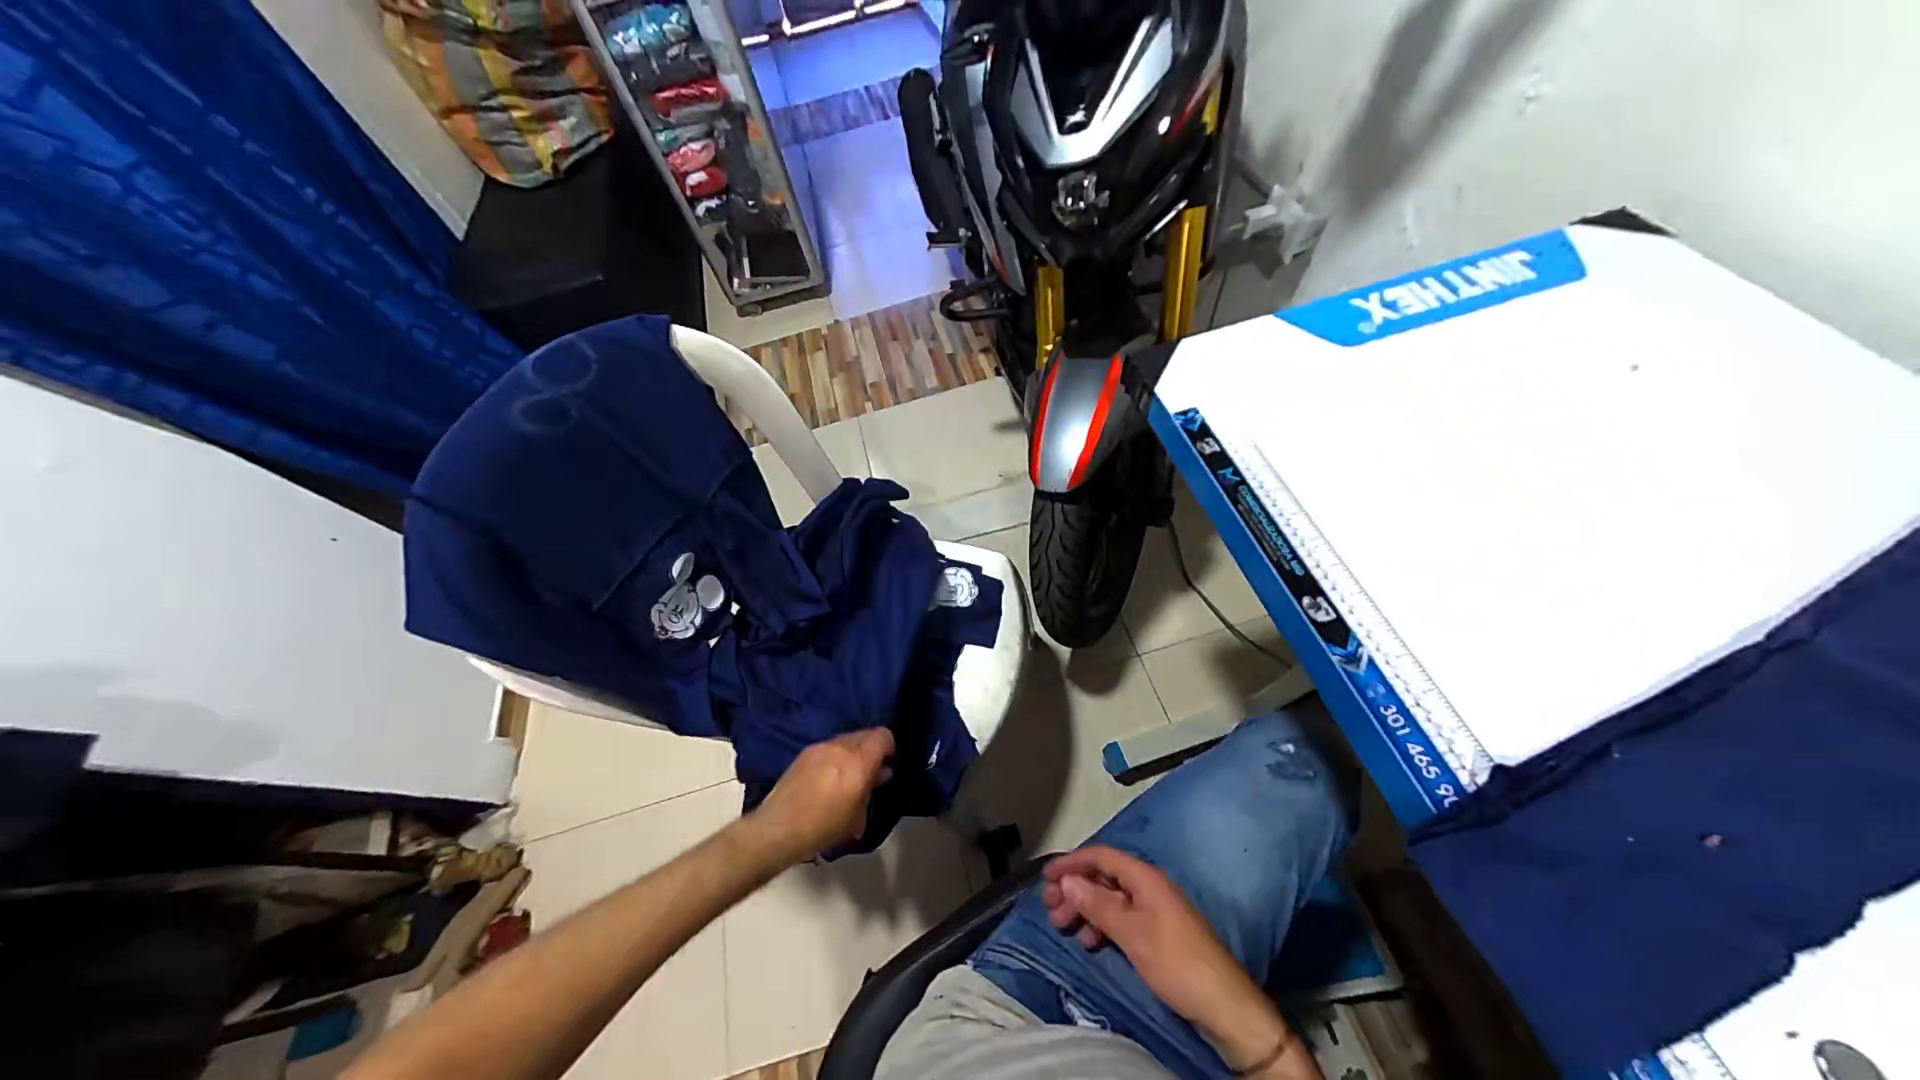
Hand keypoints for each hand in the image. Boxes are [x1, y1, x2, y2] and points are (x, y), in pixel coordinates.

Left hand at [748, 729, 893, 863]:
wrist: (779, 829)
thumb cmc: (824, 827)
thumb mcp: (857, 815)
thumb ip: (871, 789)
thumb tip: (879, 774)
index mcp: (859, 761)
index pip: (883, 736)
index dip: (889, 748)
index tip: (886, 766)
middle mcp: (840, 747)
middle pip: (865, 734)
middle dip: (870, 750)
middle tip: (869, 773)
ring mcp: (819, 747)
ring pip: (845, 740)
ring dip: (852, 753)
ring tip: (846, 778)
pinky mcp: (803, 753)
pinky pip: (828, 748)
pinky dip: (834, 757)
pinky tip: (826, 779)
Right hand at [1044, 846, 1309, 1076]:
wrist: (1223, 1006)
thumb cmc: (1176, 963)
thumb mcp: (1132, 933)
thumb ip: (1098, 904)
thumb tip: (1068, 880)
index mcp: (1145, 877)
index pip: (1101, 856)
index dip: (1071, 862)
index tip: (1045, 877)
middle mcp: (1148, 886)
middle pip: (1103, 876)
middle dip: (1074, 888)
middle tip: (1051, 908)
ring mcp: (1153, 909)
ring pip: (1109, 898)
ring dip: (1084, 908)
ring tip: (1065, 928)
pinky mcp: (1156, 932)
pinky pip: (1120, 918)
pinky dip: (1101, 925)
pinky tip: (1090, 941)